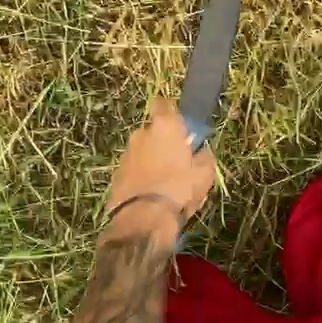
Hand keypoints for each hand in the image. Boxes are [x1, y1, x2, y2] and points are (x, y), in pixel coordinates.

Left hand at [103, 99, 215, 236]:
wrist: (143, 219)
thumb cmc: (179, 189)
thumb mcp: (204, 173)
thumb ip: (204, 156)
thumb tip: (201, 152)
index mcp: (164, 127)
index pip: (163, 103)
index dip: (171, 112)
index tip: (181, 126)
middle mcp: (142, 134)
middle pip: (154, 130)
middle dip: (163, 141)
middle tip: (178, 160)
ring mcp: (126, 153)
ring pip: (143, 150)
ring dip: (152, 160)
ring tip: (165, 181)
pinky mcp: (116, 173)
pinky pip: (134, 168)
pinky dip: (142, 175)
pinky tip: (152, 192)